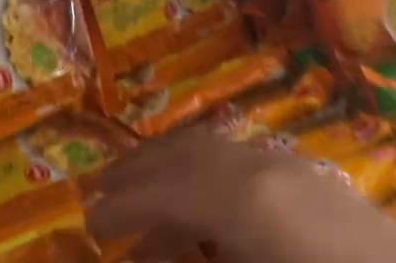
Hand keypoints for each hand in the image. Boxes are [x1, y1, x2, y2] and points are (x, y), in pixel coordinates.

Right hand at [86, 129, 395, 262]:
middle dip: (136, 171)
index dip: (121, 203)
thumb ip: (196, 257)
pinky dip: (203, 163)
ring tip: (137, 182)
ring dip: (167, 160)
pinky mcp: (309, 173)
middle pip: (181, 155)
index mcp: (245, 201)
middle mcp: (259, 166)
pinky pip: (237, 154)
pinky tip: (197, 188)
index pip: (164, 190)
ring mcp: (287, 163)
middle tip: (96, 191)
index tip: (86, 219)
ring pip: (209, 145)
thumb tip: (147, 248)